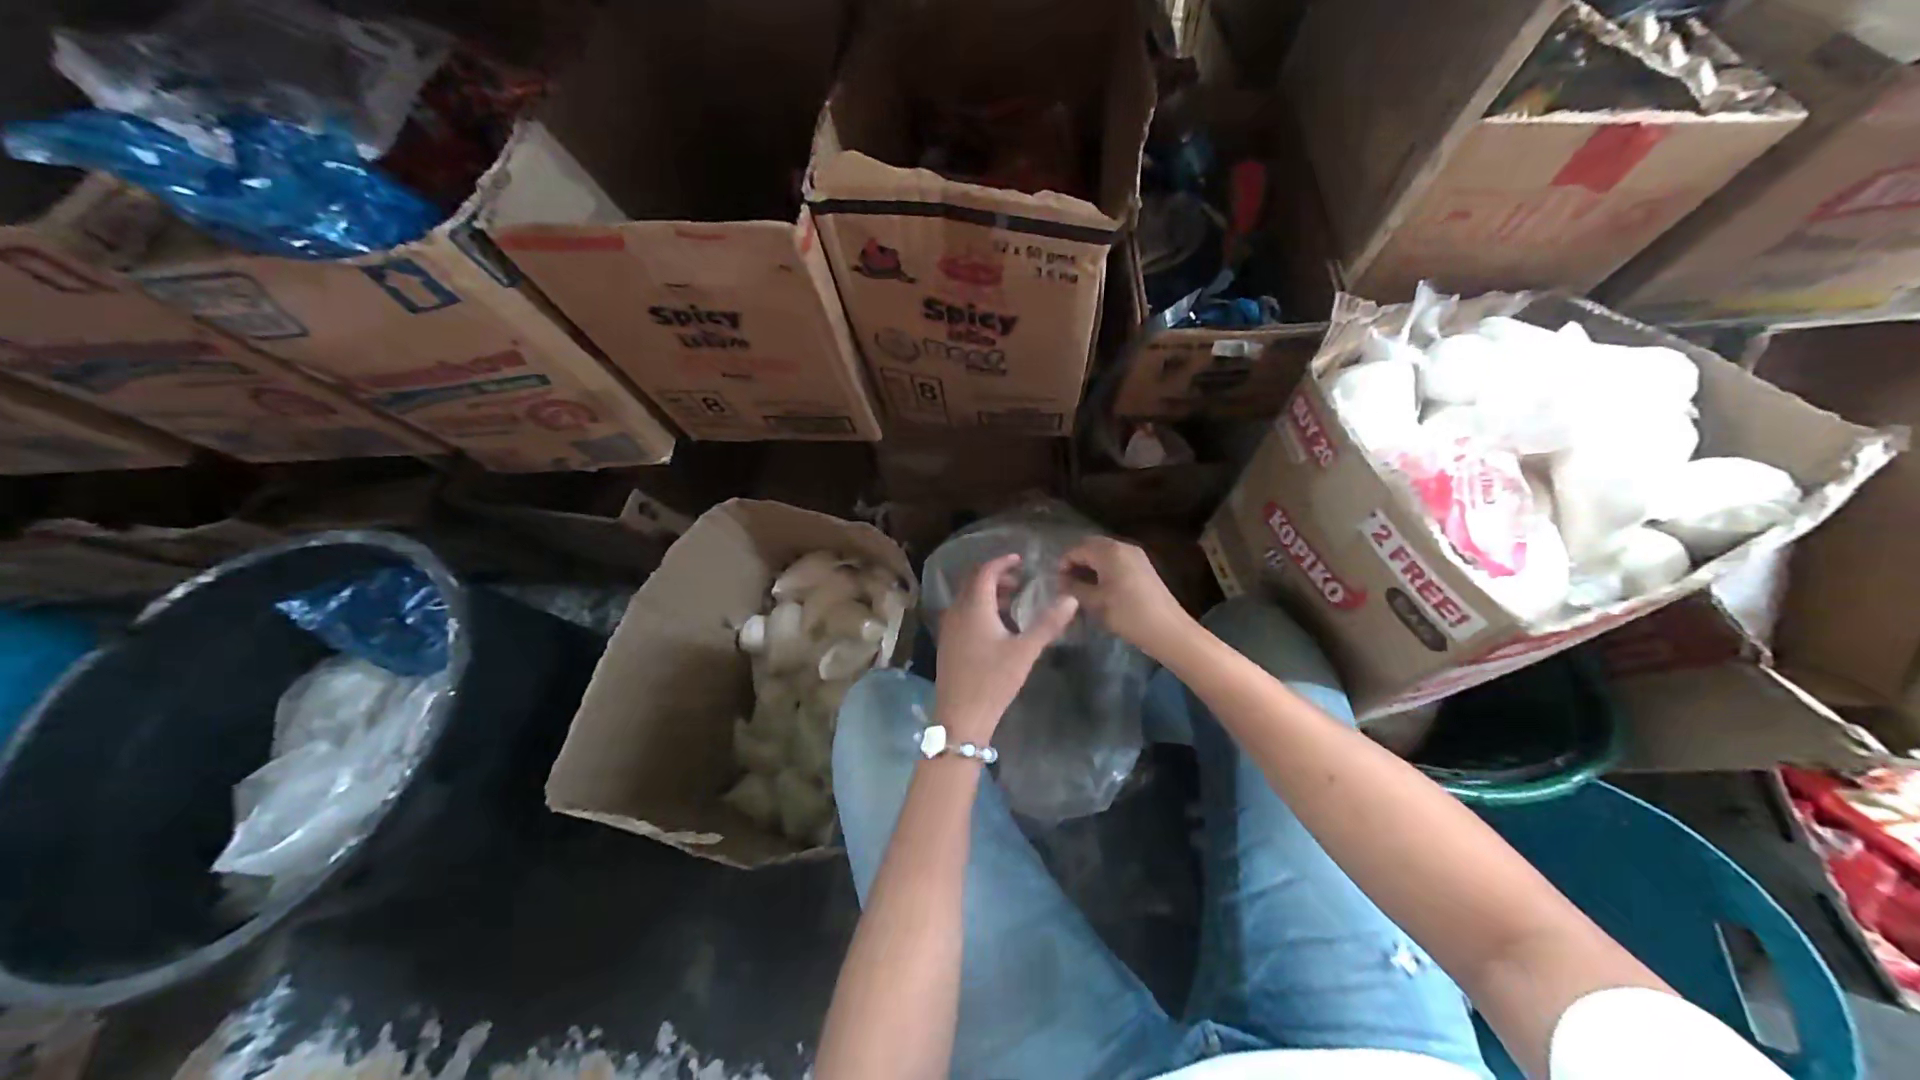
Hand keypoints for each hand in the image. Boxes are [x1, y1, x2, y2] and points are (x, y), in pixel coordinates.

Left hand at [934, 553, 1077, 743]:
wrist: (961, 716)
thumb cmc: (993, 681)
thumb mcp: (1025, 651)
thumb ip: (1048, 623)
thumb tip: (1072, 598)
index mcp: (973, 607)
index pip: (985, 572)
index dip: (1002, 562)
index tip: (1020, 560)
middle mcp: (956, 611)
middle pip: (973, 582)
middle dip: (995, 576)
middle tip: (1020, 580)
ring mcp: (948, 627)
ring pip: (967, 598)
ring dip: (987, 593)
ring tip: (1012, 601)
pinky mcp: (948, 643)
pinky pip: (962, 612)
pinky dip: (979, 608)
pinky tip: (997, 626)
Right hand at [1060, 537, 1193, 658]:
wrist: (1167, 629)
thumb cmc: (1126, 614)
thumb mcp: (1094, 602)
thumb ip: (1073, 588)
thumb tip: (1062, 581)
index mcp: (1109, 551)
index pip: (1077, 549)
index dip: (1063, 563)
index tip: (1057, 583)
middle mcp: (1122, 546)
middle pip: (1091, 546)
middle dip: (1076, 561)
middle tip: (1067, 582)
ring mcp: (1136, 555)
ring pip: (1105, 553)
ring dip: (1090, 565)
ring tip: (1081, 587)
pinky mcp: (1143, 567)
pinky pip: (1117, 560)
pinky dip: (1104, 568)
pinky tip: (1101, 587)